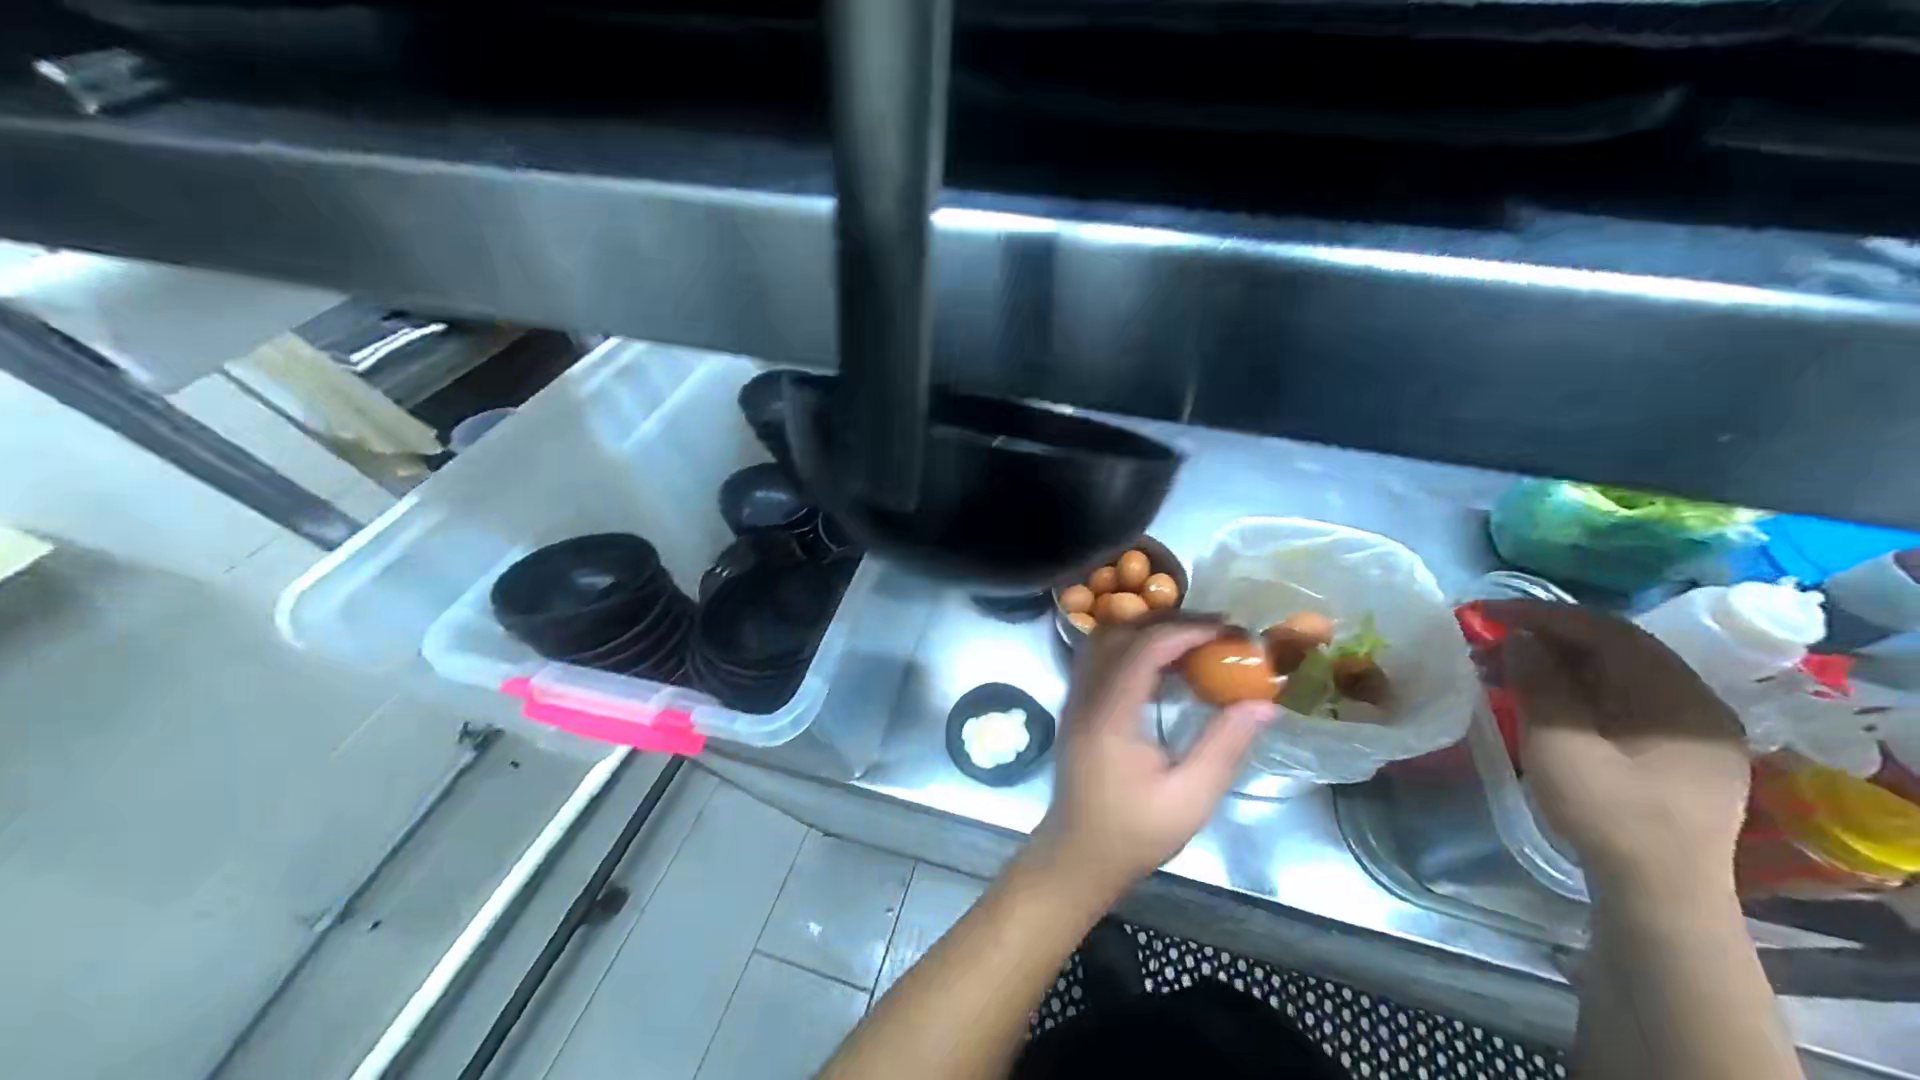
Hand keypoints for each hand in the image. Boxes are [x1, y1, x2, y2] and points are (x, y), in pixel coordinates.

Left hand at [1029, 616, 1275, 898]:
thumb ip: (1224, 746)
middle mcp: (1085, 695)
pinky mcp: (1076, 703)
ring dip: (1148, 629)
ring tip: (1194, 639)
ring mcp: (1075, 697)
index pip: (1144, 649)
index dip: (1187, 631)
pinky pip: (1100, 655)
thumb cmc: (1135, 832)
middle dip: (1170, 622)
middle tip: (1217, 631)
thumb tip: (1264, 702)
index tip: (1229, 630)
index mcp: (1110, 715)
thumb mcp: (1191, 798)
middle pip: (1121, 632)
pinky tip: (1164, 662)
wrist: (1078, 853)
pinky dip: (1132, 644)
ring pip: (1105, 638)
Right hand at [1482, 600, 1750, 895]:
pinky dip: (1577, 685)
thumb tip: (1519, 638)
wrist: (1658, 895)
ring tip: (1505, 664)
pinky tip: (1541, 693)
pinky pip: (1624, 698)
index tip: (1489, 613)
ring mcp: (1692, 730)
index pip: (1611, 633)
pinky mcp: (1676, 751)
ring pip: (1619, 673)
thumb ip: (1540, 685)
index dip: (1545, 615)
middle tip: (1490, 636)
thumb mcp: (1561, 746)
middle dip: (1549, 635)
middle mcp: (1698, 704)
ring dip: (1560, 661)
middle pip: (1618, 649)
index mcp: (1682, 700)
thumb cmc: (1608, 816)